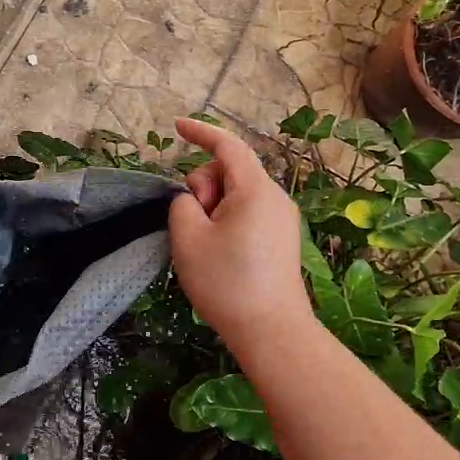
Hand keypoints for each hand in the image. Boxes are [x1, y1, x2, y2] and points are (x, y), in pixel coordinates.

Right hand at [167, 118, 315, 347]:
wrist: (272, 333)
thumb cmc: (228, 282)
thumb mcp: (188, 237)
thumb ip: (182, 203)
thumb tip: (193, 201)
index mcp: (256, 190)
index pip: (227, 145)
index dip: (200, 131)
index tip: (176, 126)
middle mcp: (275, 197)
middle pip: (229, 171)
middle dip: (204, 188)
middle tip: (196, 227)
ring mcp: (283, 219)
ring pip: (237, 194)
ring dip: (214, 208)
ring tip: (209, 247)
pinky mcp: (283, 239)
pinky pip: (248, 213)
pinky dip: (227, 221)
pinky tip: (222, 254)